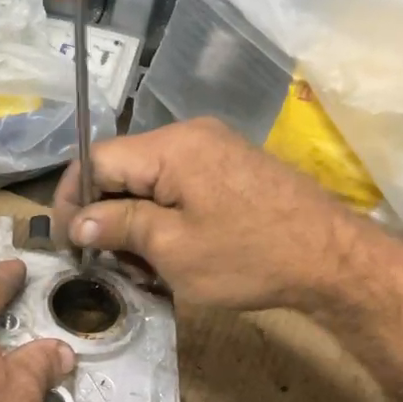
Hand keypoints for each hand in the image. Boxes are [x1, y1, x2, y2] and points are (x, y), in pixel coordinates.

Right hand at [52, 118, 372, 311]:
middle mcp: (190, 135)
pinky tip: (170, 252)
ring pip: (147, 181)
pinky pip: (177, 186)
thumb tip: (77, 222)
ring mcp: (214, 150)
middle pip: (121, 168)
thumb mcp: (172, 248)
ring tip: (142, 266)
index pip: (96, 159)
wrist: (334, 260)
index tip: (68, 241)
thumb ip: (117, 226)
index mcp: (171, 147)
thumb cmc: (249, 256)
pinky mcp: (230, 169)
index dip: (70, 199)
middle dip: (104, 214)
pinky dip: (162, 217)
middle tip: (105, 261)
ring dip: (133, 221)